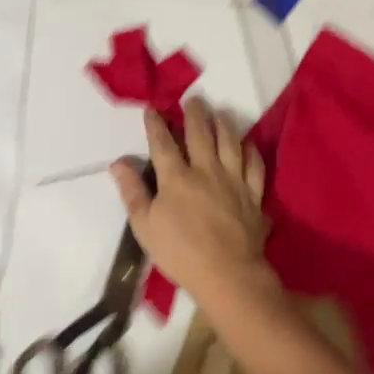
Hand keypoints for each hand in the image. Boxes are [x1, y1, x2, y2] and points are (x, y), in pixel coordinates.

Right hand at [111, 98, 273, 304]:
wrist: (227, 274)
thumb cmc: (179, 253)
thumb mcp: (144, 226)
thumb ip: (132, 192)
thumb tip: (118, 163)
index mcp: (176, 178)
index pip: (163, 143)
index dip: (156, 124)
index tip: (152, 108)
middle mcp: (206, 171)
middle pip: (200, 134)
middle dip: (194, 114)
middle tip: (193, 100)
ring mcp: (233, 181)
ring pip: (230, 143)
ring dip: (224, 124)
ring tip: (220, 113)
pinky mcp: (254, 195)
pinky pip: (255, 166)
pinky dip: (251, 152)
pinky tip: (247, 145)